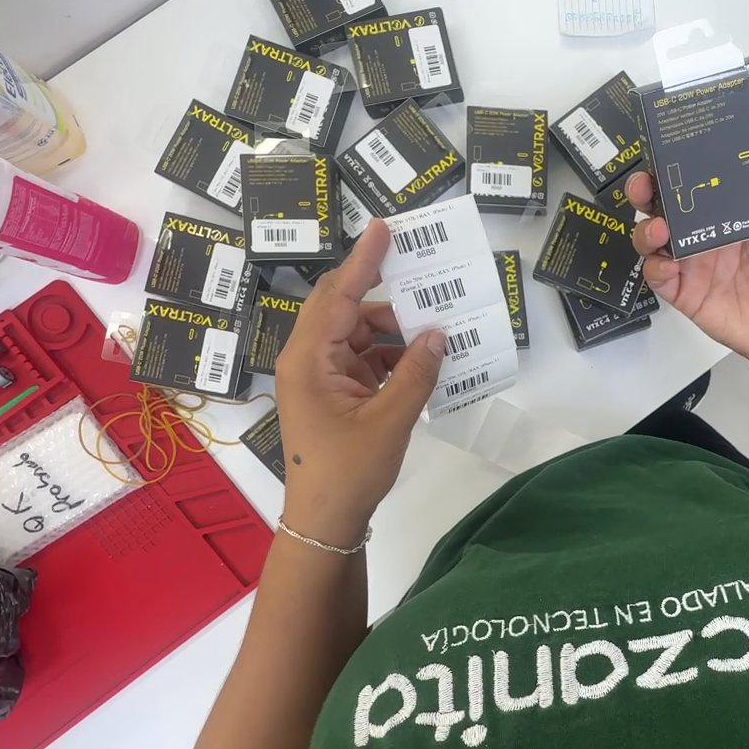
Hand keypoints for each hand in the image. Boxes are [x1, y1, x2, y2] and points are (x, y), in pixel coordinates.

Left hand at [274, 219, 444, 545]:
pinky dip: (393, 359)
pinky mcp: (335, 394)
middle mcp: (309, 360)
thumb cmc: (349, 469)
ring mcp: (321, 378)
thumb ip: (417, 372)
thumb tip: (439, 334)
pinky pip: (365, 361)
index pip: (338, 296)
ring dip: (395, 333)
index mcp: (309, 359)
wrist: (327, 519)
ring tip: (436, 329)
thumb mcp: (391, 419)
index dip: (364, 261)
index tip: (384, 228)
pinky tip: (424, 361)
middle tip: (424, 276)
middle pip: (347, 311)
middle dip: (387, 297)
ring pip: (360, 336)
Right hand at [628, 168, 748, 370]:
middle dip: (646, 189)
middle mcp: (704, 233)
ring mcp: (692, 263)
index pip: (696, 180)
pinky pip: (658, 278)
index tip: (672, 150)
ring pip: (652, 239)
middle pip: (663, 204)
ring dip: (647, 229)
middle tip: (646, 186)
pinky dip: (655, 269)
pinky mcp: (685, 293)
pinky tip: (666, 266)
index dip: (678, 164)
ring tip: (659, 230)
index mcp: (730, 212)